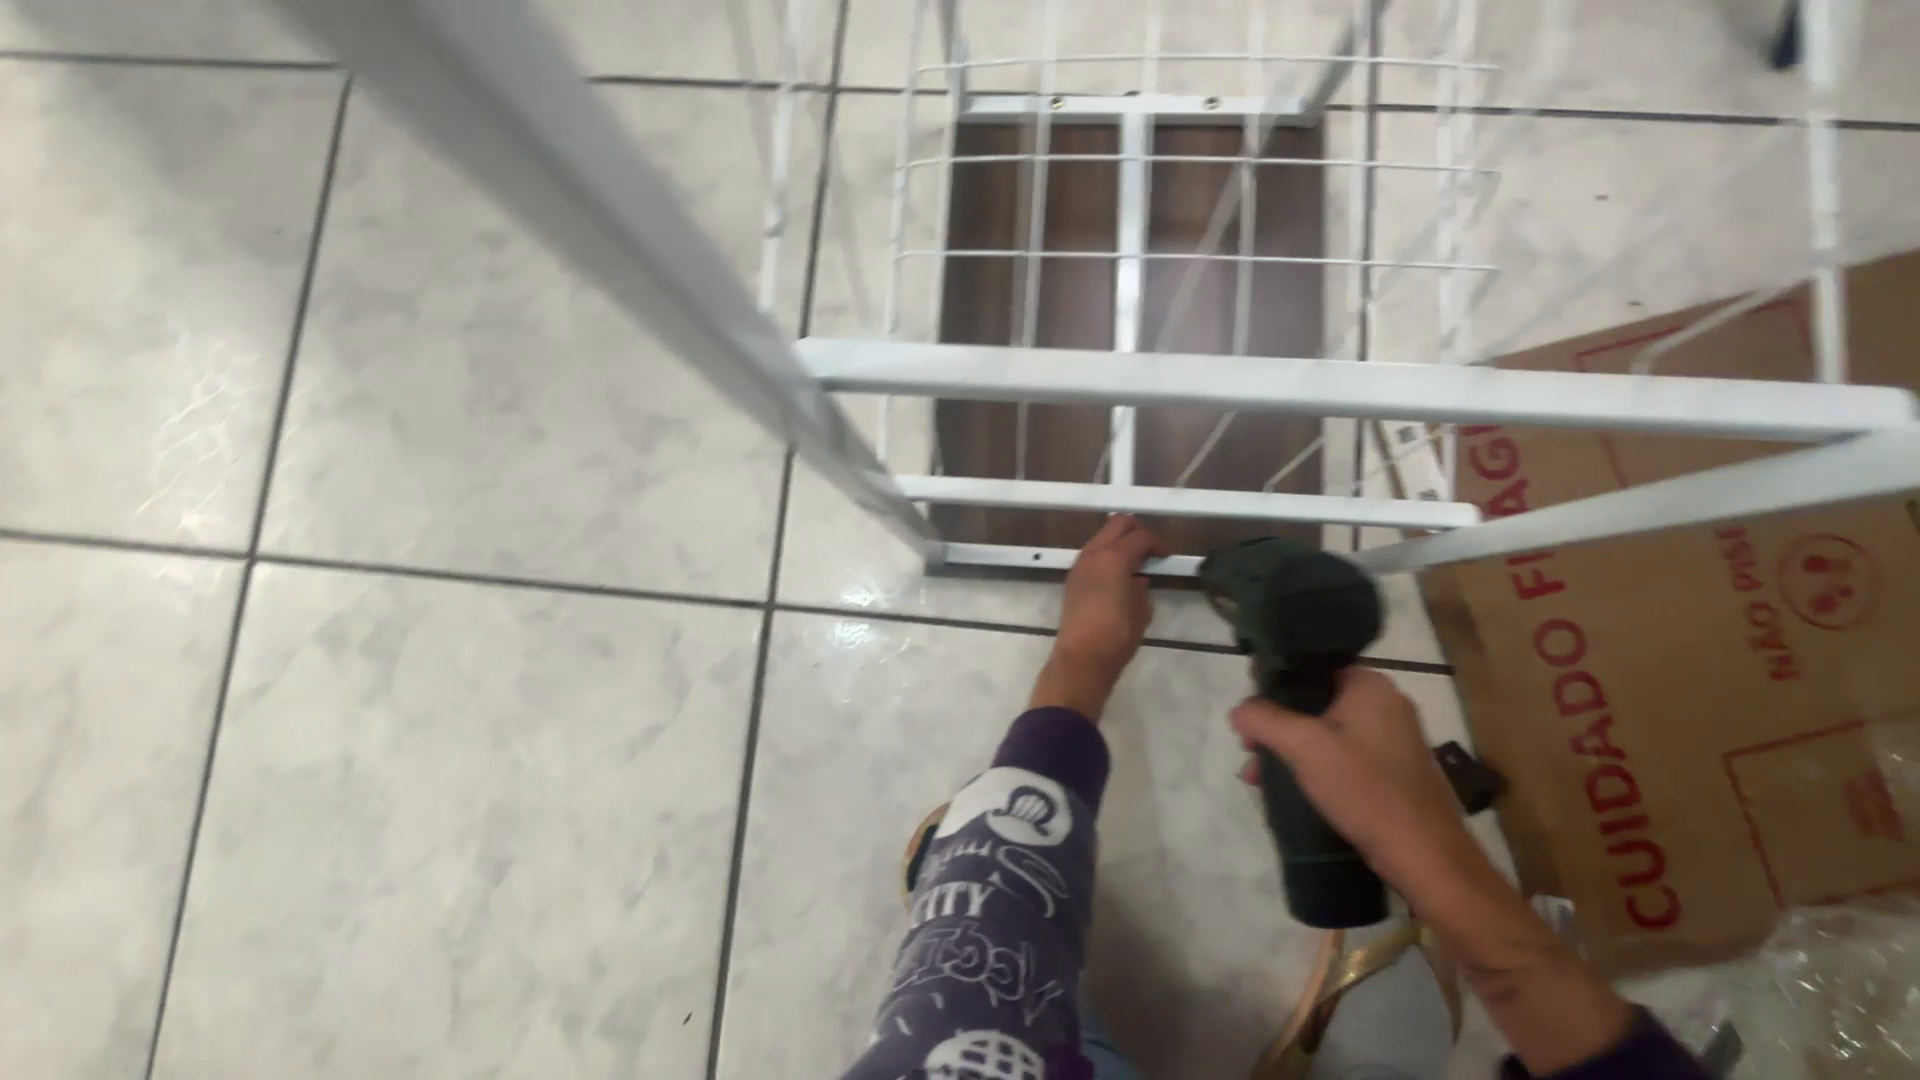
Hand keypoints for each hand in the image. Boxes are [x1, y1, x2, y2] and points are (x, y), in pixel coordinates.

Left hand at [1028, 515, 1169, 719]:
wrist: (1082, 657)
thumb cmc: (1118, 634)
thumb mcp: (1142, 610)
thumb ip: (1142, 588)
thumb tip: (1138, 580)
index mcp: (1114, 557)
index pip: (1140, 537)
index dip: (1158, 543)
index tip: (1168, 556)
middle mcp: (1093, 554)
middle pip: (1116, 524)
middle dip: (1137, 531)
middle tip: (1152, 549)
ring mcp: (1079, 566)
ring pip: (1101, 538)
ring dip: (1119, 543)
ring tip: (1136, 564)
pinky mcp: (1072, 580)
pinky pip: (1092, 556)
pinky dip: (1107, 557)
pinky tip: (1119, 578)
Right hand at [1229, 668, 1470, 885]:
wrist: (1425, 856)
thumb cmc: (1365, 789)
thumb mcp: (1303, 746)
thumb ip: (1263, 719)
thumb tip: (1238, 711)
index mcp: (1370, 685)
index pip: (1308, 669)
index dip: (1271, 687)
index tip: (1248, 715)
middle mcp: (1384, 703)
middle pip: (1312, 701)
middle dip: (1275, 726)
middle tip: (1249, 750)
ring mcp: (1391, 737)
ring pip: (1323, 730)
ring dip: (1289, 749)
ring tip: (1259, 776)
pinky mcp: (1391, 769)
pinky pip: (1340, 754)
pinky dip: (1313, 765)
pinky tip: (1288, 787)